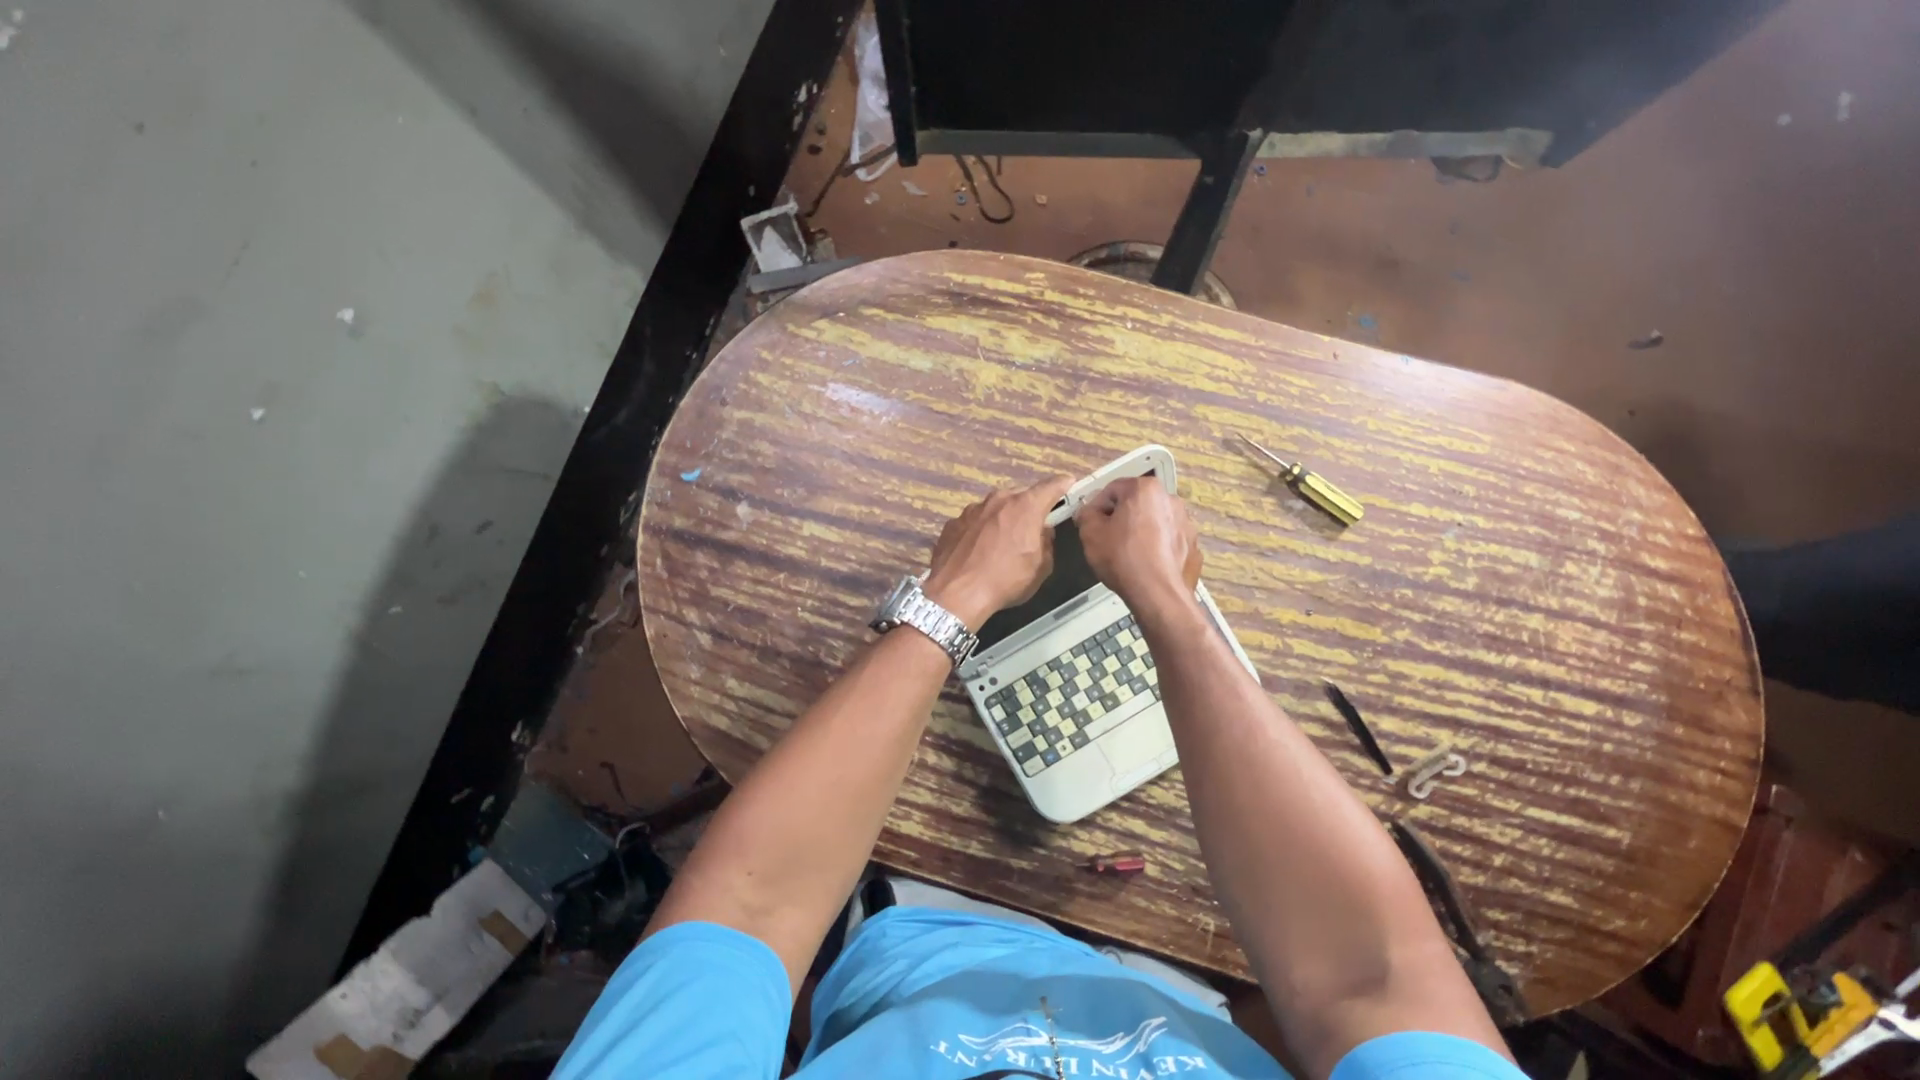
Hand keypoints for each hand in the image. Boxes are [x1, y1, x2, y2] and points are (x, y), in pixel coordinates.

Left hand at [924, 475, 1075, 627]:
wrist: (956, 593)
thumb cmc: (1005, 580)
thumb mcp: (1040, 568)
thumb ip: (1046, 543)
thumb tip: (1042, 532)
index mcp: (1025, 506)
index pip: (1051, 486)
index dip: (1062, 485)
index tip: (1068, 483)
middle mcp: (998, 500)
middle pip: (1020, 497)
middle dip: (1028, 509)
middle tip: (1030, 529)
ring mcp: (972, 509)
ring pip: (995, 508)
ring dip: (1002, 520)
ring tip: (1000, 544)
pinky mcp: (953, 523)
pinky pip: (974, 522)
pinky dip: (980, 531)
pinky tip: (977, 551)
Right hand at [1075, 476, 1201, 613]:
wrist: (1157, 593)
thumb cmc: (1122, 557)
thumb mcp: (1090, 533)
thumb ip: (1087, 514)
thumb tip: (1090, 513)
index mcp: (1145, 489)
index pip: (1112, 489)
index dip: (1095, 506)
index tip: (1089, 524)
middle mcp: (1170, 499)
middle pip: (1136, 503)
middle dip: (1121, 517)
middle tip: (1107, 538)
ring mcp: (1186, 522)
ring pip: (1154, 520)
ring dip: (1141, 530)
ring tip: (1128, 553)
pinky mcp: (1193, 544)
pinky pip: (1168, 540)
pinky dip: (1157, 546)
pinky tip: (1147, 563)